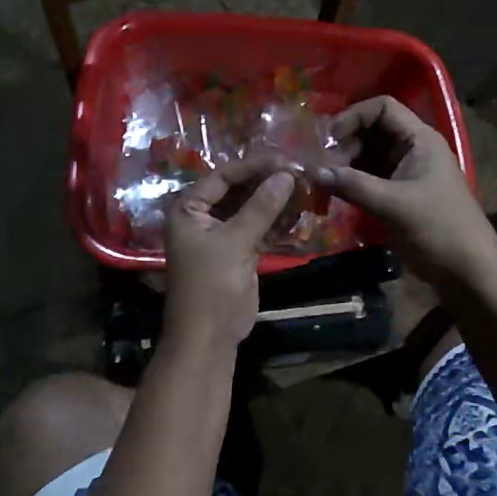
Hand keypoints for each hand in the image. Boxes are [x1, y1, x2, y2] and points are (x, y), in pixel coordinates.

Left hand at [164, 159, 297, 344]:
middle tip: (302, 173)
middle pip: (240, 191)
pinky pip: (262, 229)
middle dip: (269, 183)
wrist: (210, 335)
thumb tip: (287, 175)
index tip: (287, 160)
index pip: (223, 176)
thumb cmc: (211, 284)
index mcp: (190, 209)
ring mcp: (224, 235)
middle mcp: (204, 217)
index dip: (255, 167)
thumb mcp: (235, 242)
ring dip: (278, 201)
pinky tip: (301, 211)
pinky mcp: (241, 252)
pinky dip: (279, 221)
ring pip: (254, 210)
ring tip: (307, 188)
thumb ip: (261, 207)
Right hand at [316, 96, 496, 285]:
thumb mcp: (393, 205)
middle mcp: (414, 150)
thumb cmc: (438, 230)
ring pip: (370, 156)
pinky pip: (373, 179)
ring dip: (347, 164)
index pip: (382, 108)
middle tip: (323, 166)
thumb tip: (314, 172)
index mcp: (420, 140)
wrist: (469, 272)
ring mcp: (409, 174)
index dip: (353, 116)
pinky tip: (336, 194)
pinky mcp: (403, 197)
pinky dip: (354, 182)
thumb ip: (353, 185)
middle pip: (373, 131)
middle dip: (346, 143)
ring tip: (324, 181)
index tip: (328, 139)